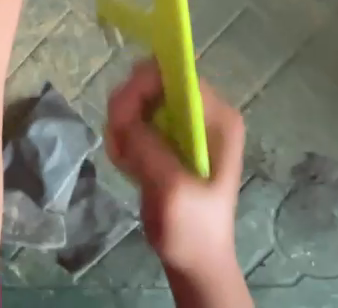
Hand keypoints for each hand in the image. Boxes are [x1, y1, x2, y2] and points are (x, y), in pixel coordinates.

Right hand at [106, 61, 249, 302]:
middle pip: (152, 82)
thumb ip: (146, 143)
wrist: (194, 264)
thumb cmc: (192, 228)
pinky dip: (124, 138)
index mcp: (218, 116)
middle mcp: (203, 111)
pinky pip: (133, 119)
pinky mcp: (167, 137)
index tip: (121, 115)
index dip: (143, 85)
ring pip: (137, 100)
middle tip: (119, 142)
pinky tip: (127, 164)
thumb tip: (121, 110)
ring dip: (123, 127)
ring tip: (125, 160)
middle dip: (129, 109)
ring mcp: (184, 124)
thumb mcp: (171, 187)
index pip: (175, 73)